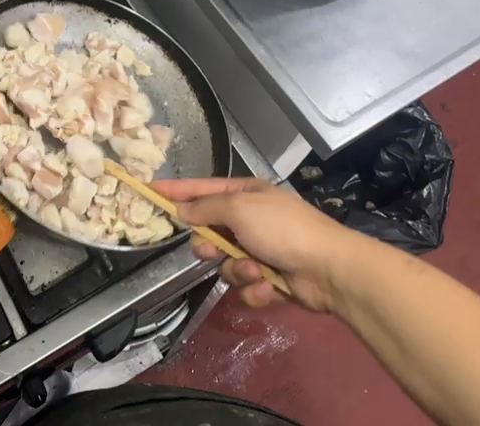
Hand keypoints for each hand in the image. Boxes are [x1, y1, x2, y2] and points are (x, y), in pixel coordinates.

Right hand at [153, 177, 362, 312]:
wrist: (329, 270)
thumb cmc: (282, 228)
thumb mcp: (238, 208)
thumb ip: (205, 209)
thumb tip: (182, 209)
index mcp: (246, 194)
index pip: (202, 190)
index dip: (176, 191)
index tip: (150, 191)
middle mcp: (252, 221)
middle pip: (211, 232)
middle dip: (210, 244)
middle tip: (209, 250)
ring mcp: (262, 251)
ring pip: (226, 263)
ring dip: (237, 269)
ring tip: (255, 271)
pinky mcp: (270, 281)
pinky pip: (245, 286)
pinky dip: (255, 289)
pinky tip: (269, 287)